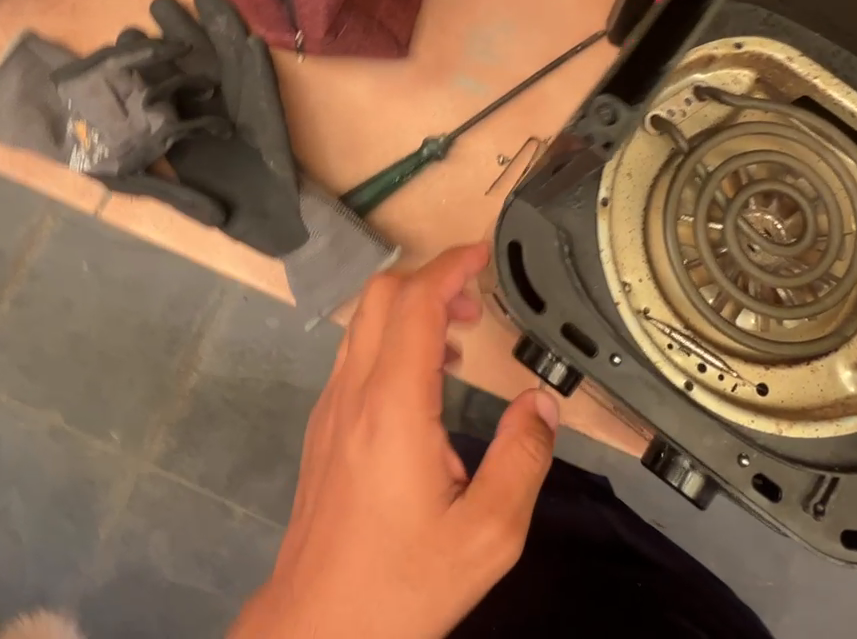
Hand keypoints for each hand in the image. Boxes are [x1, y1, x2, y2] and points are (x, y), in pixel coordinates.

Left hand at [230, 244, 559, 638]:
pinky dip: (391, 342)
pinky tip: (422, 388)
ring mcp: (331, 407)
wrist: (315, 626)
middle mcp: (354, 392)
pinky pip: (355, 355)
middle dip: (431, 280)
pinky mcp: (324, 427)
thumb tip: (541, 403)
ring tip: (456, 346)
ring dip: (410, 311)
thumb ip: (523, 460)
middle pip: (382, 296)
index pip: (416, 302)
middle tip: (475, 306)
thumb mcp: (487, 534)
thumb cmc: (401, 584)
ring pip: (364, 323)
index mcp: (393, 406)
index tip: (482, 254)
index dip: (451, 266)